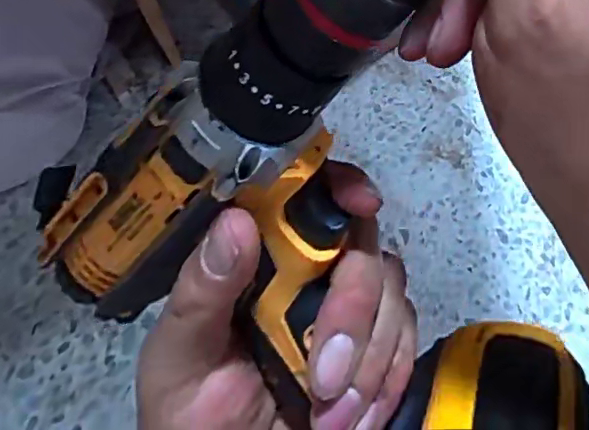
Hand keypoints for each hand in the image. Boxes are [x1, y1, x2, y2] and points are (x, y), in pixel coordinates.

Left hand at [137, 163, 418, 429]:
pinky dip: (388, 378)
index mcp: (265, 252)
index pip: (312, 191)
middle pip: (363, 243)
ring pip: (392, 289)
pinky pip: (408, 335)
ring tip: (329, 414)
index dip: (344, 183)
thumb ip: (202, 292)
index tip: (361, 202)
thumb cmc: (191, 414)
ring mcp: (349, 302)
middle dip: (355, 305)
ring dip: (369, 358)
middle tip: (325, 376)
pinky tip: (353, 417)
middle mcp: (313, 265)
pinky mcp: (377, 340)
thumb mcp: (181, 356)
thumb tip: (235, 220)